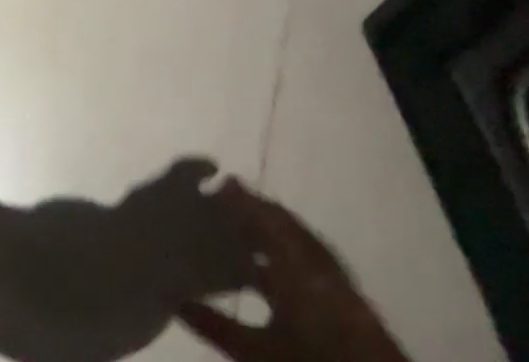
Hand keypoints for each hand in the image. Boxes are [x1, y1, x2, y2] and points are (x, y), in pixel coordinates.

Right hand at [179, 180, 410, 361]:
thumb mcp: (258, 353)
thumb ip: (216, 325)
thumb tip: (173, 298)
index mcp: (298, 276)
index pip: (268, 226)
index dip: (244, 203)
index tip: (220, 183)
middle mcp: (322, 273)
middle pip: (292, 230)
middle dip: (262, 210)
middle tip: (232, 194)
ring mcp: (344, 289)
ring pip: (309, 245)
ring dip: (281, 228)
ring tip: (252, 222)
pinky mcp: (356, 307)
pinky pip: (321, 263)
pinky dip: (298, 251)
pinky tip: (281, 264)